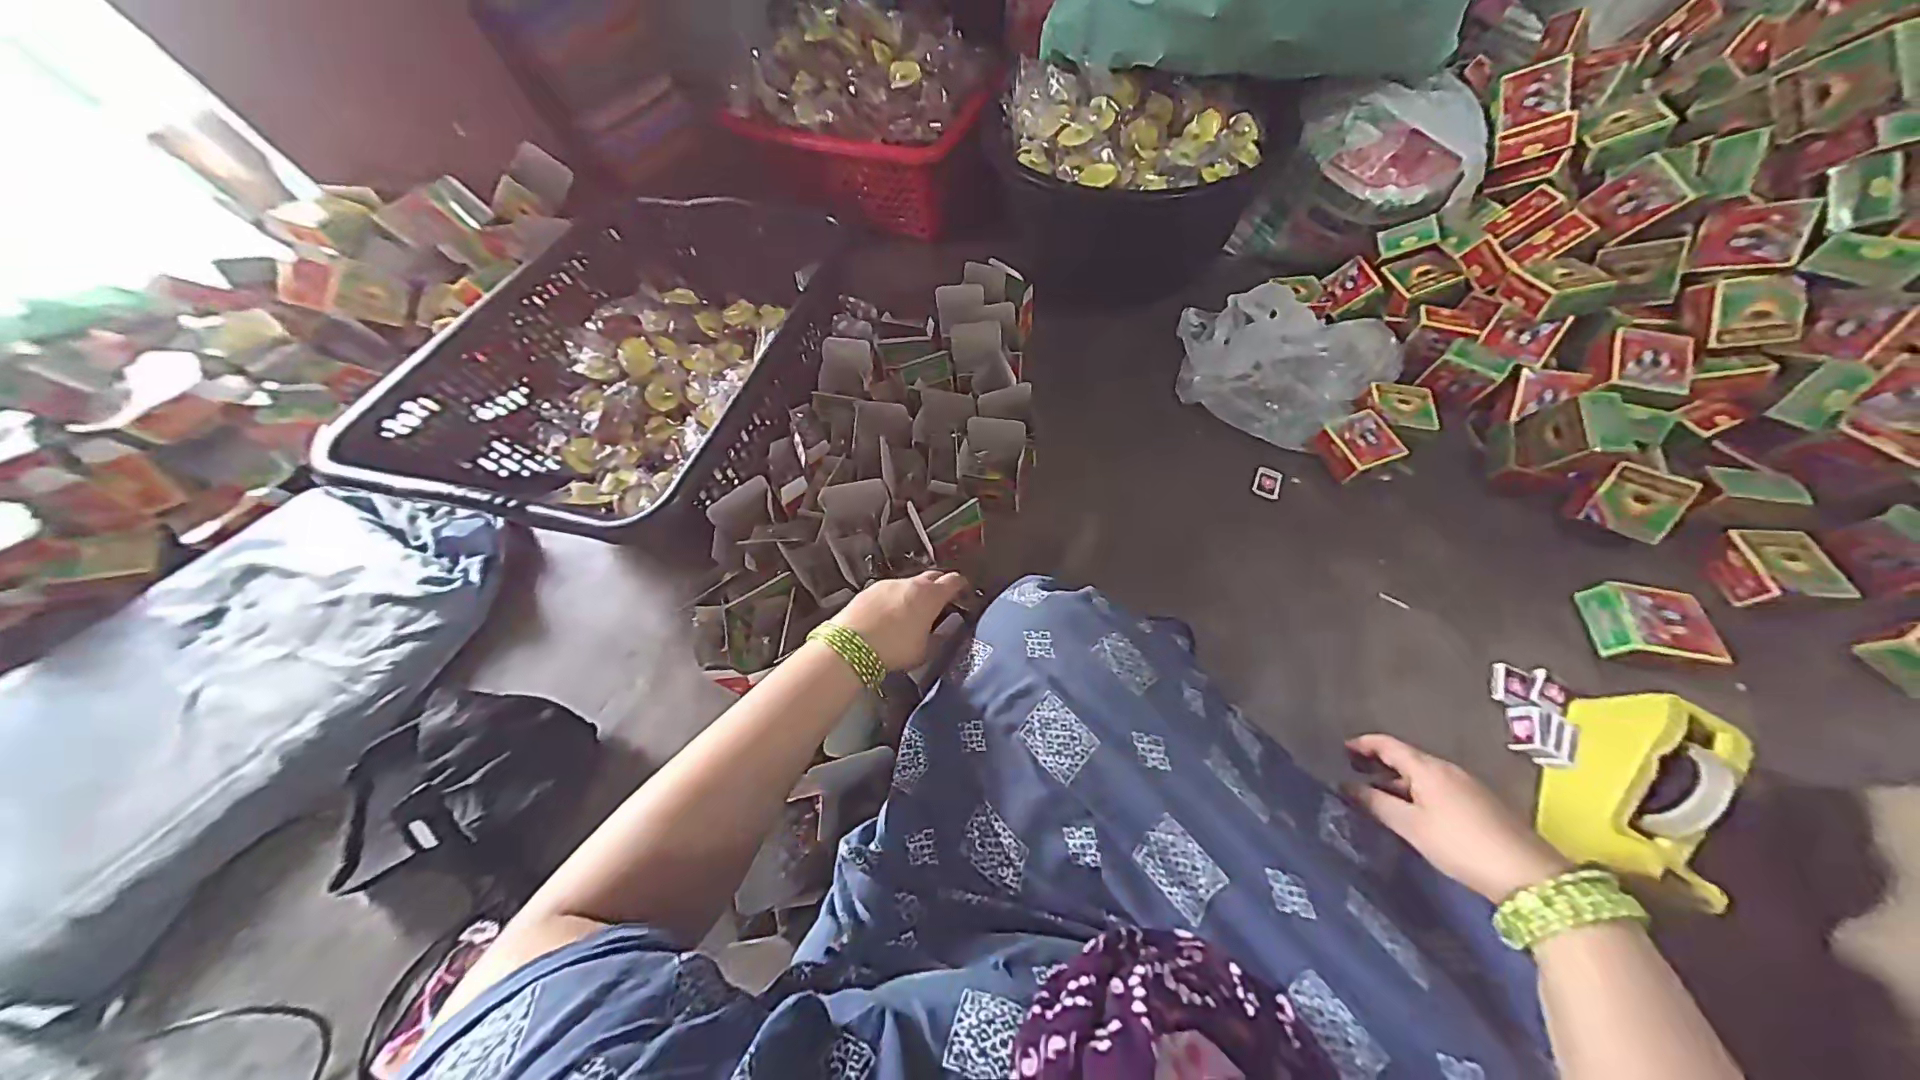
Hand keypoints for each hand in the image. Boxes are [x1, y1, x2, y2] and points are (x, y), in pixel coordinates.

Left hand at [832, 570, 968, 670]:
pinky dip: (894, 599)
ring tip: (913, 613)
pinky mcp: (869, 590)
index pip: (954, 580)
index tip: (963, 591)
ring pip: (908, 584)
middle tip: (941, 601)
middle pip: (932, 577)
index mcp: (931, 595)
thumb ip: (941, 637)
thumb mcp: (925, 651)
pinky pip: (889, 591)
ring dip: (914, 594)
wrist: (850, 646)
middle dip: (939, 586)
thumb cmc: (893, 649)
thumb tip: (948, 630)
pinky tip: (890, 615)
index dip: (961, 585)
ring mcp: (888, 584)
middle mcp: (911, 583)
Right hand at [1344, 734, 1571, 902]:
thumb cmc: (1460, 844)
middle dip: (1378, 763)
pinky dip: (1417, 791)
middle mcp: (1447, 769)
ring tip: (1377, 797)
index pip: (1387, 744)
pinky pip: (1438, 787)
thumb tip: (1347, 786)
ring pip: (1423, 774)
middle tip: (1354, 775)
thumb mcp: (1410, 825)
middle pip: (1406, 757)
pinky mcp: (1481, 803)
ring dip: (1397, 780)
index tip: (1341, 751)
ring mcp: (1467, 785)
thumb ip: (1376, 803)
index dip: (1362, 744)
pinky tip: (1411, 812)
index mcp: (1427, 768)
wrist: (1529, 876)